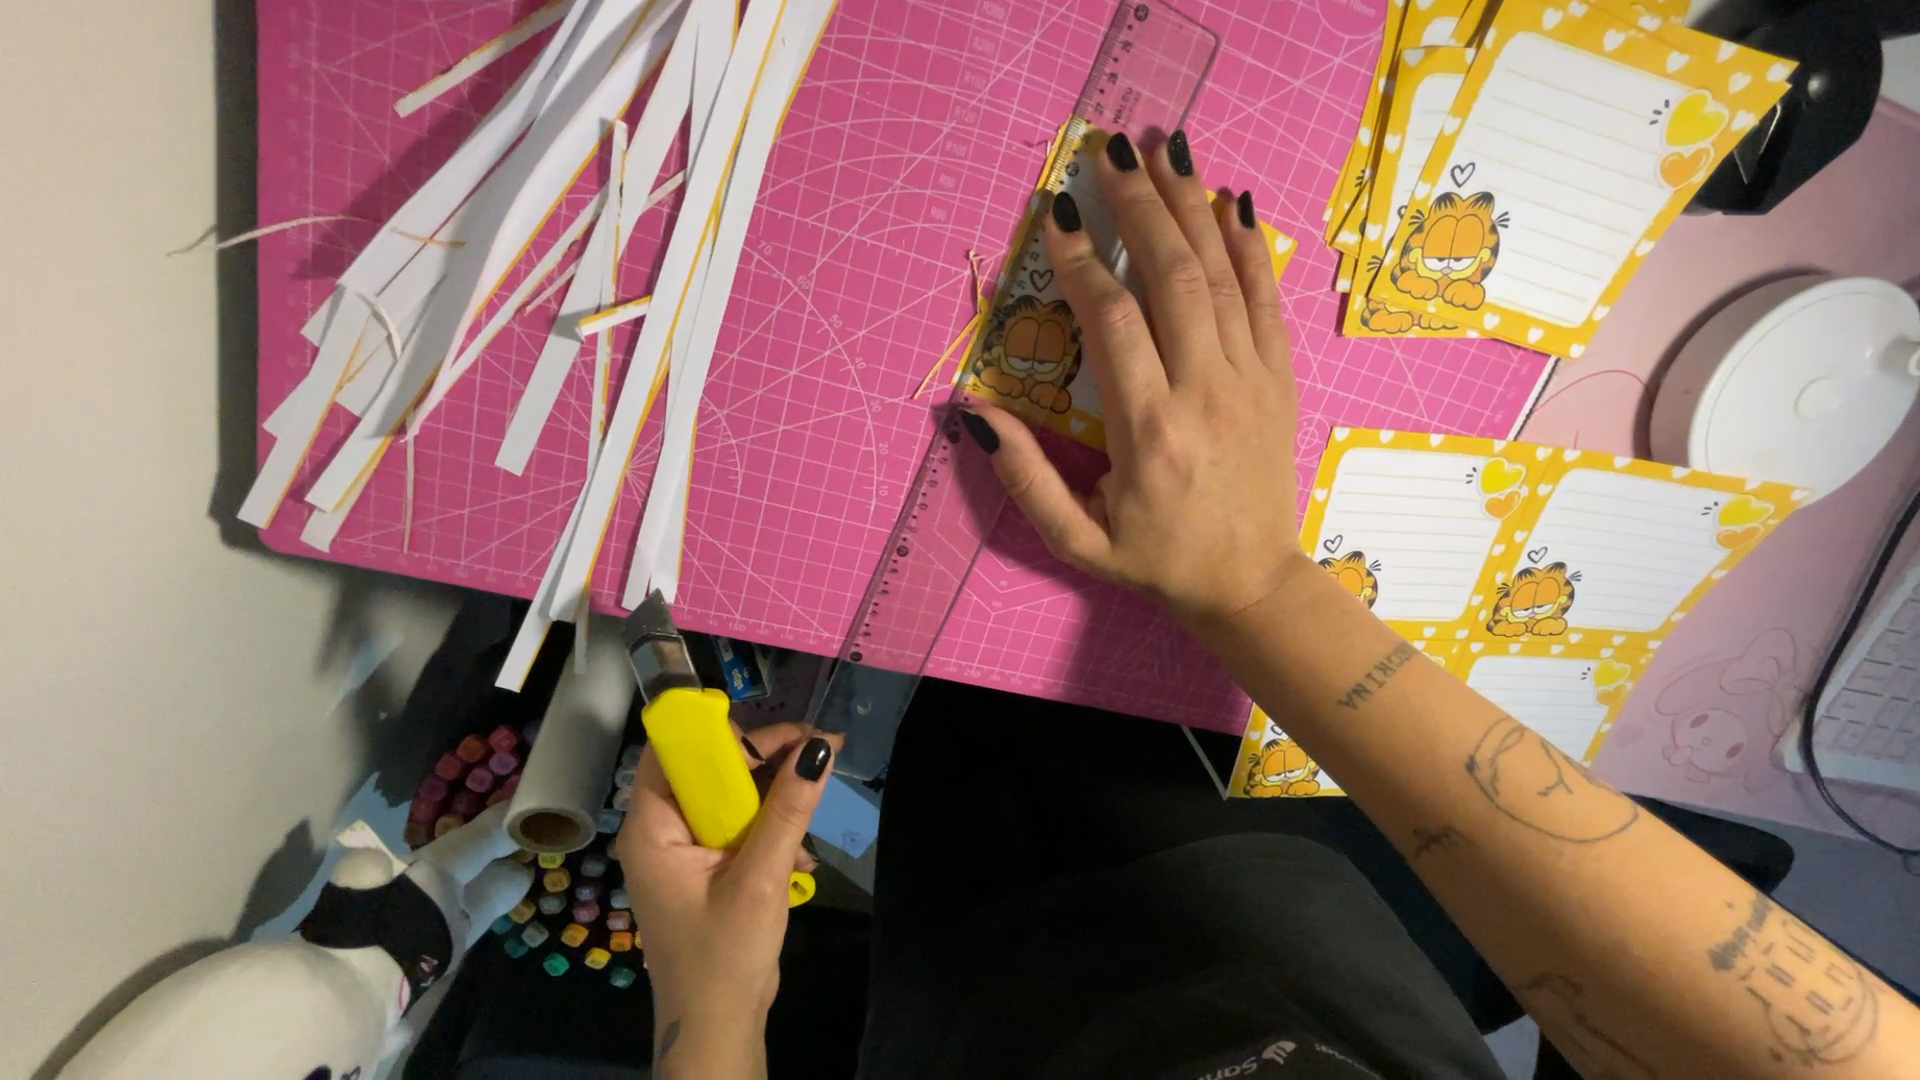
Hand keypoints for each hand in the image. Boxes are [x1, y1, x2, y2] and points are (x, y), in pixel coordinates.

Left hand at [616, 724, 839, 1072]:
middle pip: (710, 769)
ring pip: (731, 795)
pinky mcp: (708, 868)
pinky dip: (771, 827)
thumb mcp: (761, 877)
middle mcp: (663, 831)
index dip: (720, 732)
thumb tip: (820, 747)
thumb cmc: (725, 956)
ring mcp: (686, 851)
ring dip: (774, 797)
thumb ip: (788, 809)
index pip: (674, 752)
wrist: (719, 1029)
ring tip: (814, 801)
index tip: (777, 730)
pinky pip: (739, 825)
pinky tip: (799, 854)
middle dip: (765, 759)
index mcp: (653, 828)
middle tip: (816, 751)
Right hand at [964, 130, 1305, 627]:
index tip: (1058, 215)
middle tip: (1109, 153)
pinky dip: (1250, 245)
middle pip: (1171, 277)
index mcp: (1148, 432)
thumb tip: (974, 414)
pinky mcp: (1278, 379)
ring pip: (1220, 275)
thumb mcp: (1075, 539)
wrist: (1248, 582)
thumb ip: (1025, 478)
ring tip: (1163, 150)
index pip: (1112, 322)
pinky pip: (1266, 298)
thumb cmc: (1154, 561)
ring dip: (1190, 206)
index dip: (1082, 262)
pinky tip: (1231, 201)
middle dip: (1137, 206)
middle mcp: (1204, 392)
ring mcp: (1250, 380)